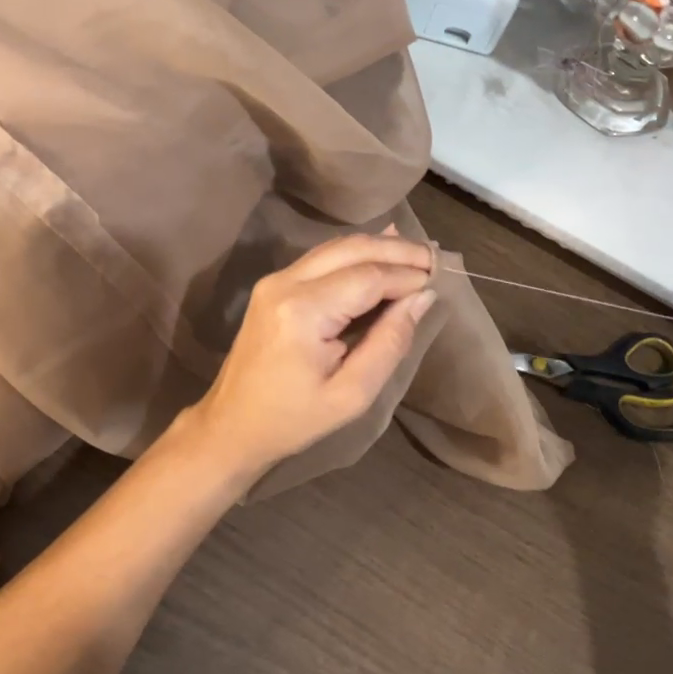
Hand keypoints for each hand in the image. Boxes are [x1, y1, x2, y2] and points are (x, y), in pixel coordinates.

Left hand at [170, 227, 436, 485]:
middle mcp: (286, 283)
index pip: (368, 278)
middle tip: (436, 259)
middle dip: (396, 251)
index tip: (441, 281)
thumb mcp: (352, 394)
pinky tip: (381, 252)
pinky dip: (354, 255)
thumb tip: (423, 298)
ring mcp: (275, 280)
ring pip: (335, 248)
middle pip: (351, 249)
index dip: (407, 276)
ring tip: (418, 255)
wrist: (231, 425)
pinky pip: (321, 259)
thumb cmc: (293, 419)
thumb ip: (390, 342)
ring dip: (377, 249)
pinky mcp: (273, 286)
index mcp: (303, 311)